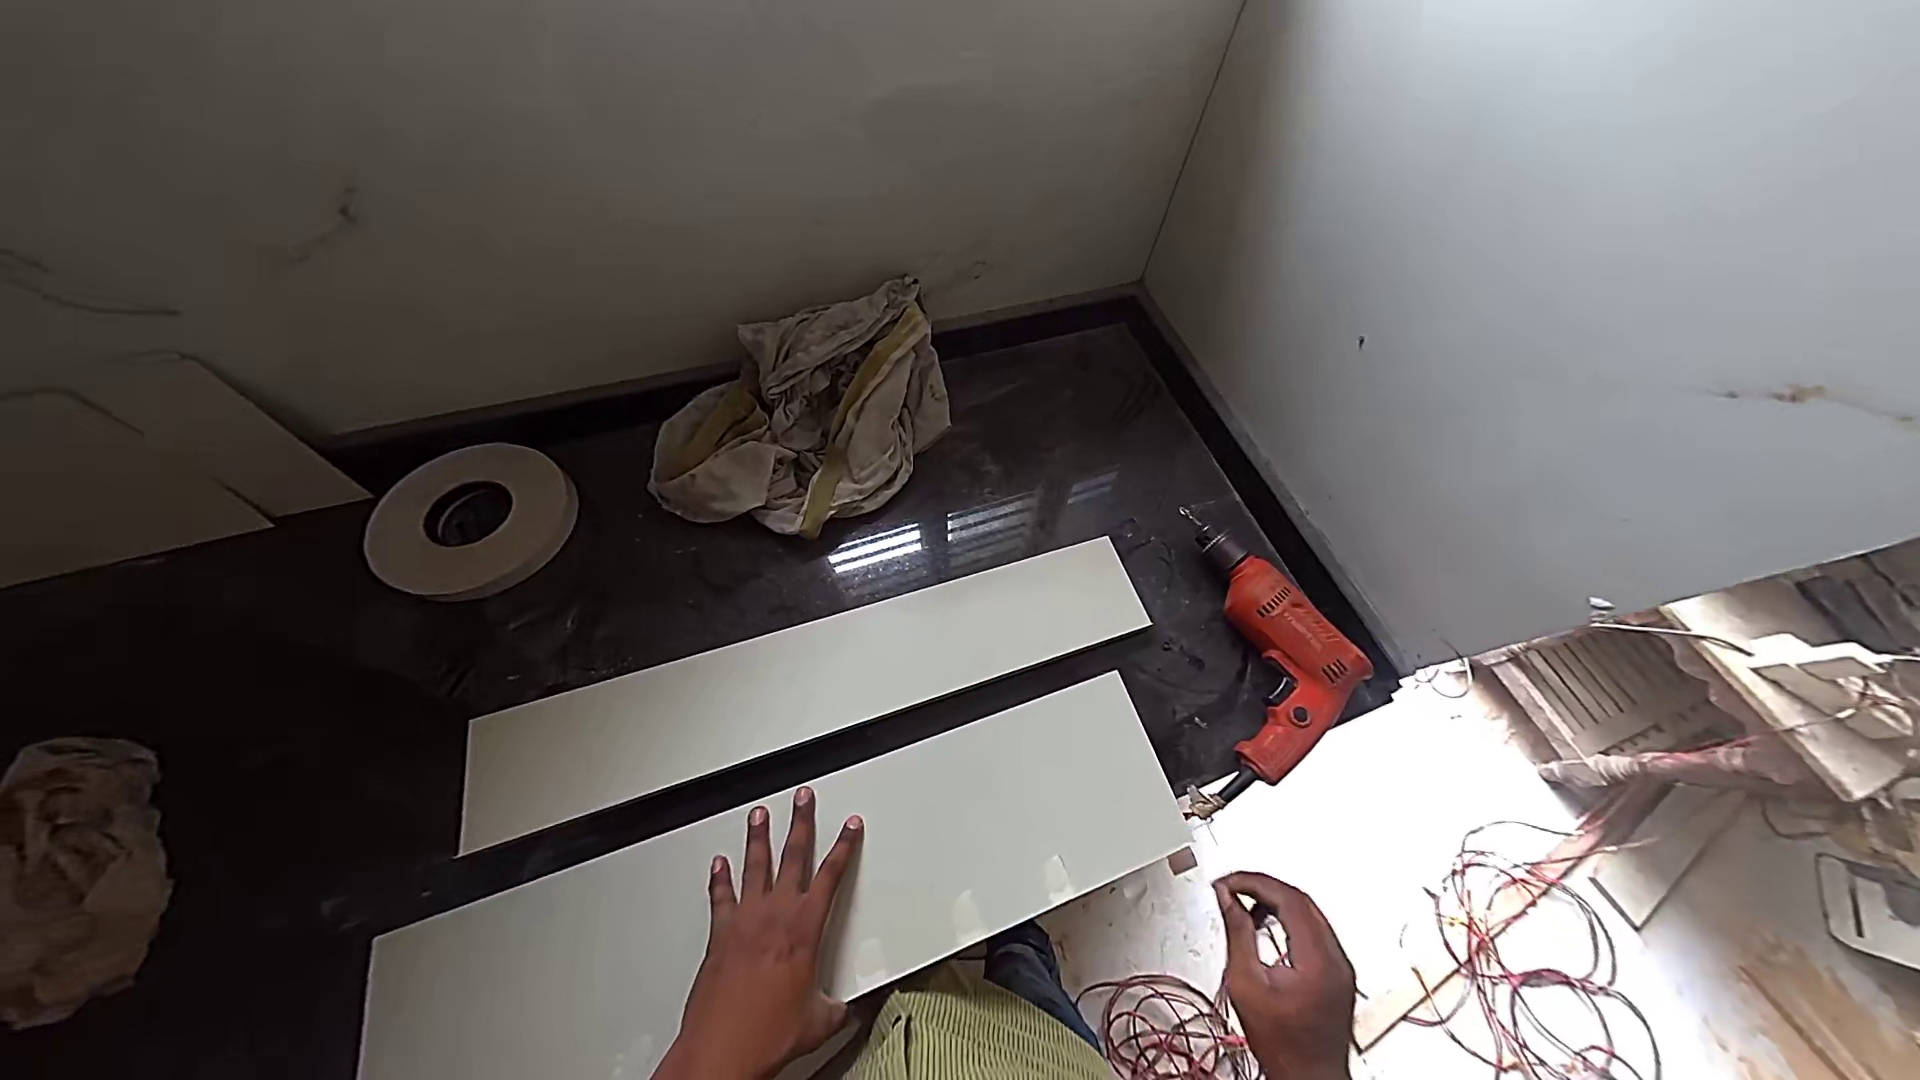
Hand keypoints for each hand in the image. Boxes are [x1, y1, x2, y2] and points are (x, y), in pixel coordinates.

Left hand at [653, 787, 863, 1079]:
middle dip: (801, 821)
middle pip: (793, 854)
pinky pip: (720, 896)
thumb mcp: (816, 1021)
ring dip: (758, 837)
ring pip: (755, 865)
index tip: (850, 825)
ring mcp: (745, 920)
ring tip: (760, 814)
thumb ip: (832, 1007)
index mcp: (805, 928)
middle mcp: (776, 915)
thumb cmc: (767, 1034)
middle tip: (803, 798)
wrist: (722, 1054)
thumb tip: (841, 1010)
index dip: (844, 846)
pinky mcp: (720, 934)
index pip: (831, 874)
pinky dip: (719, 878)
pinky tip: (719, 862)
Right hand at [1215, 872, 1356, 1079]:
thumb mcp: (1245, 984)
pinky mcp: (1336, 971)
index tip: (1227, 883)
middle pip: (1299, 899)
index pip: (1288, 898)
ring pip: (1306, 910)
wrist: (1309, 1079)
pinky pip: (1311, 927)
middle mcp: (1336, 959)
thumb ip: (1237, 933)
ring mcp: (1340, 965)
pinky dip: (1285, 916)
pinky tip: (1262, 922)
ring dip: (1273, 899)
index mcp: (1318, 960)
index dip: (1252, 882)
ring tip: (1242, 901)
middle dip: (1261, 885)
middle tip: (1231, 886)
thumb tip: (1226, 897)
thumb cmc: (1282, 1046)